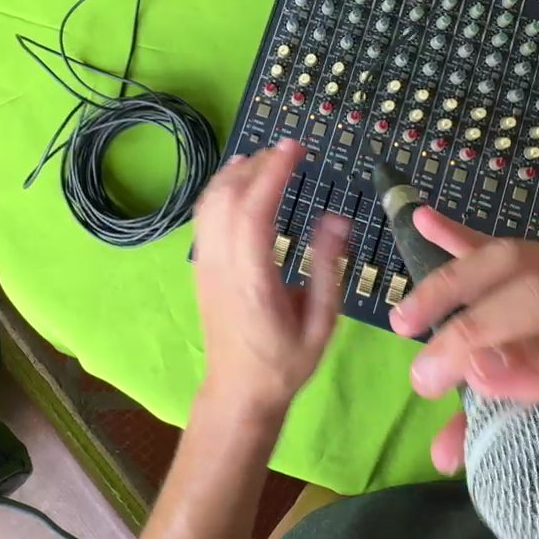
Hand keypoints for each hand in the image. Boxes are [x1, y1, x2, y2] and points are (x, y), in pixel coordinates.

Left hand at [191, 138, 350, 417]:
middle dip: (259, 163)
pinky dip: (220, 186)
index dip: (273, 172)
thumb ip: (327, 267)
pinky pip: (204, 214)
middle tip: (289, 148)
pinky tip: (238, 178)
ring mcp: (205, 262)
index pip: (255, 210)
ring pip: (211, 201)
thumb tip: (338, 218)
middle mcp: (222, 263)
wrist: (238, 391)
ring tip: (266, 156)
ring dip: (236, 172)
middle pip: (230, 197)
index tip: (295, 147)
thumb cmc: (285, 361)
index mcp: (253, 278)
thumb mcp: (320, 321)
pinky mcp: (200, 264)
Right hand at [388, 207, 538, 506]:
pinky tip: (425, 219)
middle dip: (475, 332)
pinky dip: (465, 236)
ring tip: (407, 317)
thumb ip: (528, 449)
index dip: (533, 363)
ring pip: (524, 264)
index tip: (475, 376)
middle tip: (423, 376)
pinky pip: (519, 248)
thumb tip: (441, 454)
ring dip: (456, 284)